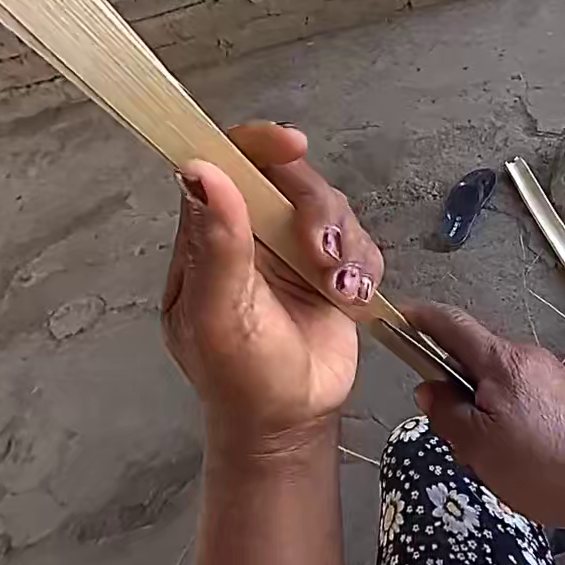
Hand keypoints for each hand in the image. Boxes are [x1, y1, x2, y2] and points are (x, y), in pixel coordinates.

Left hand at [162, 123, 383, 460]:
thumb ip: (214, 247)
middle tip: (322, 254)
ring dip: (345, 245)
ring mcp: (299, 250)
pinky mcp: (337, 269)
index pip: (227, 164)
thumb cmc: (242, 377)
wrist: (291, 420)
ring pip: (336, 209)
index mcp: (213, 235)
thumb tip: (199, 170)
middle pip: (294, 180)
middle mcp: (256, 233)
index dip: (257, 144)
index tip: (291, 146)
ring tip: (339, 291)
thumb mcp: (219, 317)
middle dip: (317, 211)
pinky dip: (364, 269)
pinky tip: (352, 300)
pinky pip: (363, 244)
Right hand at [403, 301, 564, 534]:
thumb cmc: (544, 466)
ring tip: (492, 459)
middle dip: (455, 392)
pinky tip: (517, 459)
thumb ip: (447, 413)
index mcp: (502, 361)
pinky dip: (504, 421)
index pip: (452, 324)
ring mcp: (550, 376)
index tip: (399, 316)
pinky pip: (520, 399)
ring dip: (481, 414)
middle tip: (455, 437)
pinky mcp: (564, 398)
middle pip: (474, 361)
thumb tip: (430, 390)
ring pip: (496, 386)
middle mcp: (528, 358)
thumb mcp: (478, 446)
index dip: (421, 318)